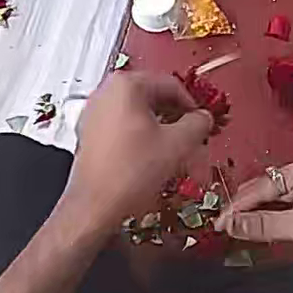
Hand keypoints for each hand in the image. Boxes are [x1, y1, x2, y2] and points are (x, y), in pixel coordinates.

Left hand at [57, 72, 213, 235]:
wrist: (95, 206)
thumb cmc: (132, 171)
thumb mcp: (177, 145)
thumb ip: (197, 124)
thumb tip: (204, 118)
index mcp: (126, 86)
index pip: (171, 85)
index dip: (192, 105)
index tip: (202, 122)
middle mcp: (106, 91)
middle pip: (153, 95)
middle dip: (175, 114)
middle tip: (191, 134)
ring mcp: (94, 111)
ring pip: (137, 110)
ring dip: (160, 125)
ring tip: (174, 146)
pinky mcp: (88, 131)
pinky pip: (122, 123)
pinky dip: (140, 133)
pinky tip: (151, 154)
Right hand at [217, 156, 292, 281]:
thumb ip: (265, 224)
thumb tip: (230, 224)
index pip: (264, 185)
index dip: (239, 204)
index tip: (219, 221)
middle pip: (261, 190)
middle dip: (241, 208)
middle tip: (218, 226)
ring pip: (264, 201)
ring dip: (247, 215)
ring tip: (226, 229)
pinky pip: (272, 211)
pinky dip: (258, 221)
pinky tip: (243, 229)